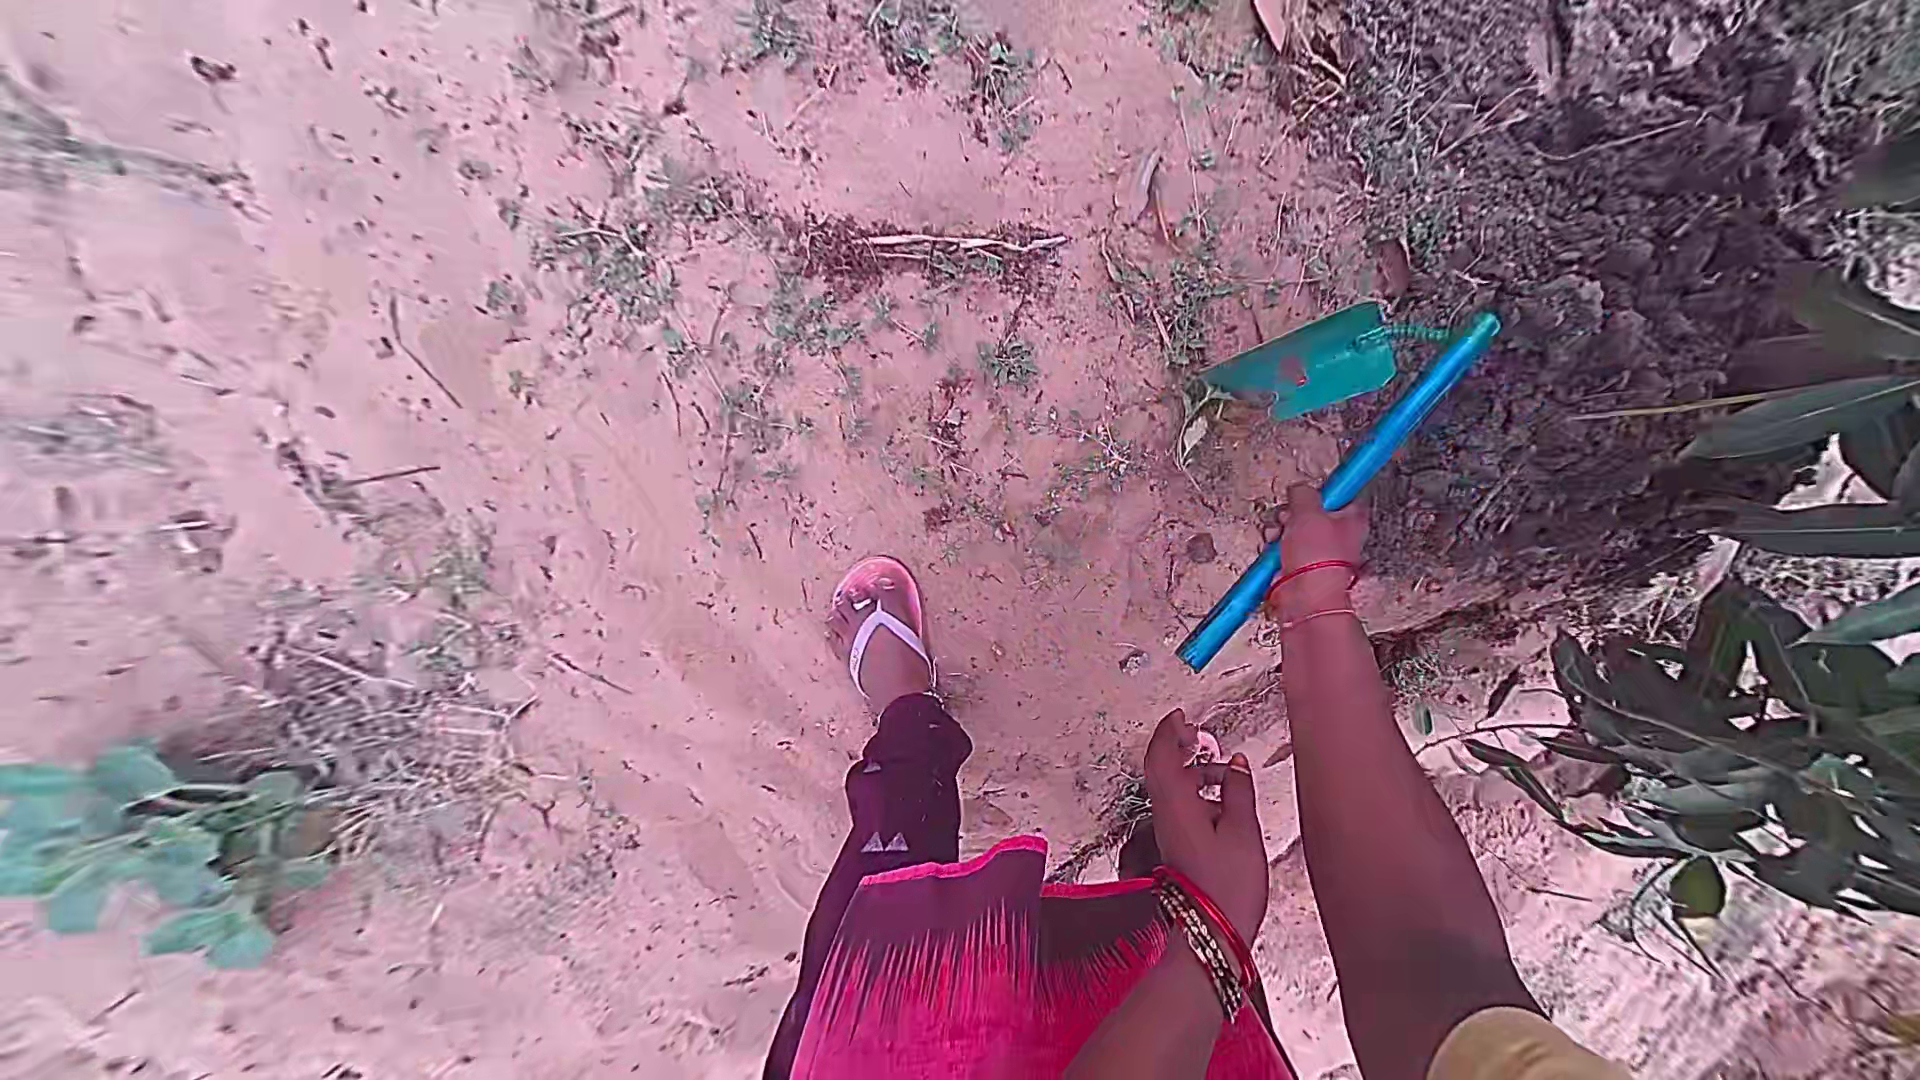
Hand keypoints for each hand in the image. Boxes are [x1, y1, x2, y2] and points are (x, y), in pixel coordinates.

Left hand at [1143, 708, 1266, 941]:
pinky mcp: (1177, 837)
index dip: (1169, 731)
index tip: (1181, 715)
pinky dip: (1196, 787)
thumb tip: (1236, 762)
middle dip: (1177, 743)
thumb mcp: (1243, 832)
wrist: (1212, 929)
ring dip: (1192, 767)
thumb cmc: (1228, 883)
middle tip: (1197, 732)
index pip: (1162, 754)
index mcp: (1177, 801)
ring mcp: (1170, 824)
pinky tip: (1222, 795)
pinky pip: (1180, 799)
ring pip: (1173, 782)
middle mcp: (1166, 809)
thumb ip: (1238, 791)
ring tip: (1223, 767)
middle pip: (1161, 764)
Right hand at [1266, 483, 1368, 615]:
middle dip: (1291, 514)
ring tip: (1278, 536)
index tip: (1307, 492)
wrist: (1305, 595)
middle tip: (1288, 518)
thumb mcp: (1308, 512)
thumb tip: (1299, 488)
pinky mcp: (1298, 565)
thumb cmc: (1317, 559)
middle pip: (1310, 513)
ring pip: (1292, 530)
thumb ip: (1303, 494)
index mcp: (1352, 519)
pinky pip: (1282, 548)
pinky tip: (1272, 550)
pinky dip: (1273, 548)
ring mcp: (1317, 552)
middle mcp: (1338, 536)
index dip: (1321, 493)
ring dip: (1279, 531)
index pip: (1341, 496)